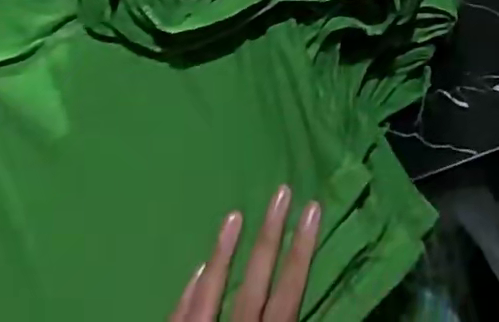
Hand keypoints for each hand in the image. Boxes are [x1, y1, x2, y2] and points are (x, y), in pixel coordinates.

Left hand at [169, 185, 320, 321]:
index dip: (302, 249)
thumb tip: (319, 299)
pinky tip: (197, 270)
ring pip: (212, 292)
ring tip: (234, 214)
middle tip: (282, 190)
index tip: (312, 208)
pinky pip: (179, 318)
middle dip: (269, 235)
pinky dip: (188, 294)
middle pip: (255, 281)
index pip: (289, 291)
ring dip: (223, 253)